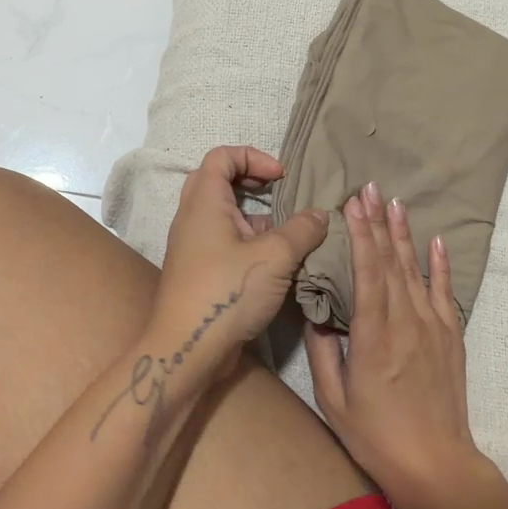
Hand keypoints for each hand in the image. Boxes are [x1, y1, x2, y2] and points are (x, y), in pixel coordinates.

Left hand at [151, 147, 328, 370]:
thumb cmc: (226, 292)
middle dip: (253, 181)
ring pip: (225, 214)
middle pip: (220, 181)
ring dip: (256, 215)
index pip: (222, 156)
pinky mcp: (199, 271)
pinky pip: (225, 241)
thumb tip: (321, 215)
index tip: (281, 177)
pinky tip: (276, 262)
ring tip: (288, 231)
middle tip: (280, 192)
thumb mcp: (275, 257)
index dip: (254, 157)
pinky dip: (250, 240)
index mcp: (204, 202)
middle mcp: (193, 218)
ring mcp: (194, 246)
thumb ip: (302, 230)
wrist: (186, 351)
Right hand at [306, 182, 482, 494]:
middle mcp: (406, 321)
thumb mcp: (334, 399)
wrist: (435, 464)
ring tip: (396, 202)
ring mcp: (433, 326)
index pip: (367, 271)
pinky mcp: (451, 335)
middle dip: (379, 221)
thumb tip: (317, 312)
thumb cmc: (376, 436)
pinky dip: (439, 264)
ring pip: (415, 270)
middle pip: (391, 261)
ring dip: (404, 234)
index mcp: (374, 335)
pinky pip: (445, 291)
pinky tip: (434, 240)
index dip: (361, 234)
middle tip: (370, 187)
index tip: (353, 202)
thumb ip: (323, 351)